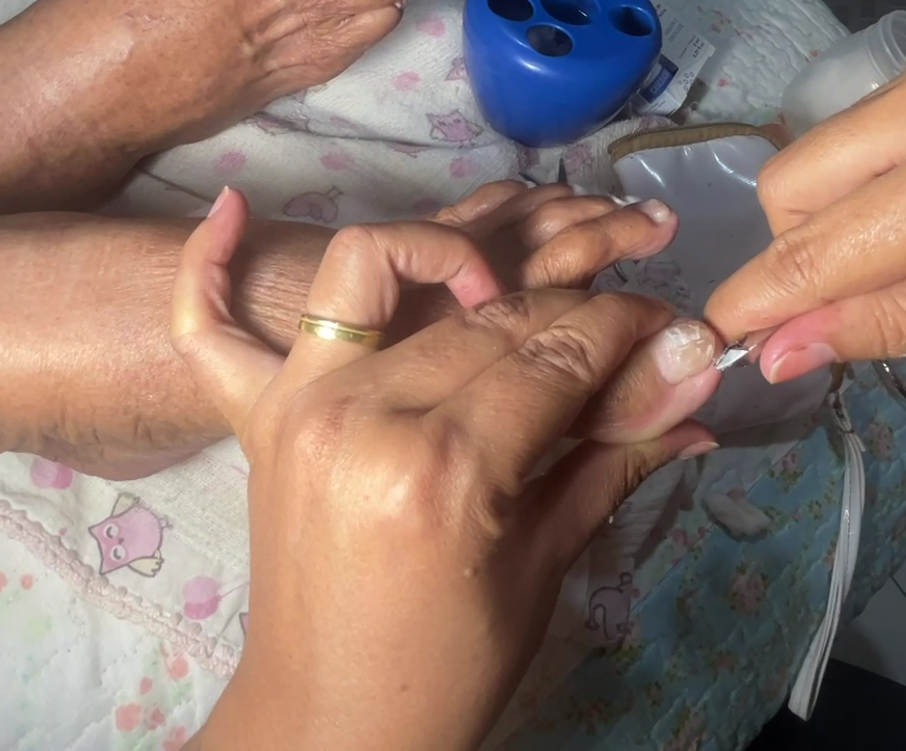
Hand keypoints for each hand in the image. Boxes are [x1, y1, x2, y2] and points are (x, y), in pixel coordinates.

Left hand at [171, 195, 716, 750]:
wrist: (331, 723)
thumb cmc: (451, 667)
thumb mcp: (546, 562)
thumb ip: (619, 450)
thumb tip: (698, 373)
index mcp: (442, 470)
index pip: (555, 355)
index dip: (626, 328)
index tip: (669, 321)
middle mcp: (360, 413)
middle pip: (487, 313)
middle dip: (573, 304)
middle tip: (620, 319)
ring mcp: (295, 402)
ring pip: (374, 268)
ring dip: (443, 251)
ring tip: (492, 280)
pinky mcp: (256, 415)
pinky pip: (207, 323)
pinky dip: (208, 264)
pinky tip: (237, 205)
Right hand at [705, 17, 905, 381]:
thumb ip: (894, 325)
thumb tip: (778, 351)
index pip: (819, 247)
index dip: (756, 298)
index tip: (712, 335)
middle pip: (792, 177)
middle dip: (797, 248)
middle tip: (862, 295)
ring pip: (828, 141)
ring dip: (838, 206)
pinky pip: (879, 114)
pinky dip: (881, 167)